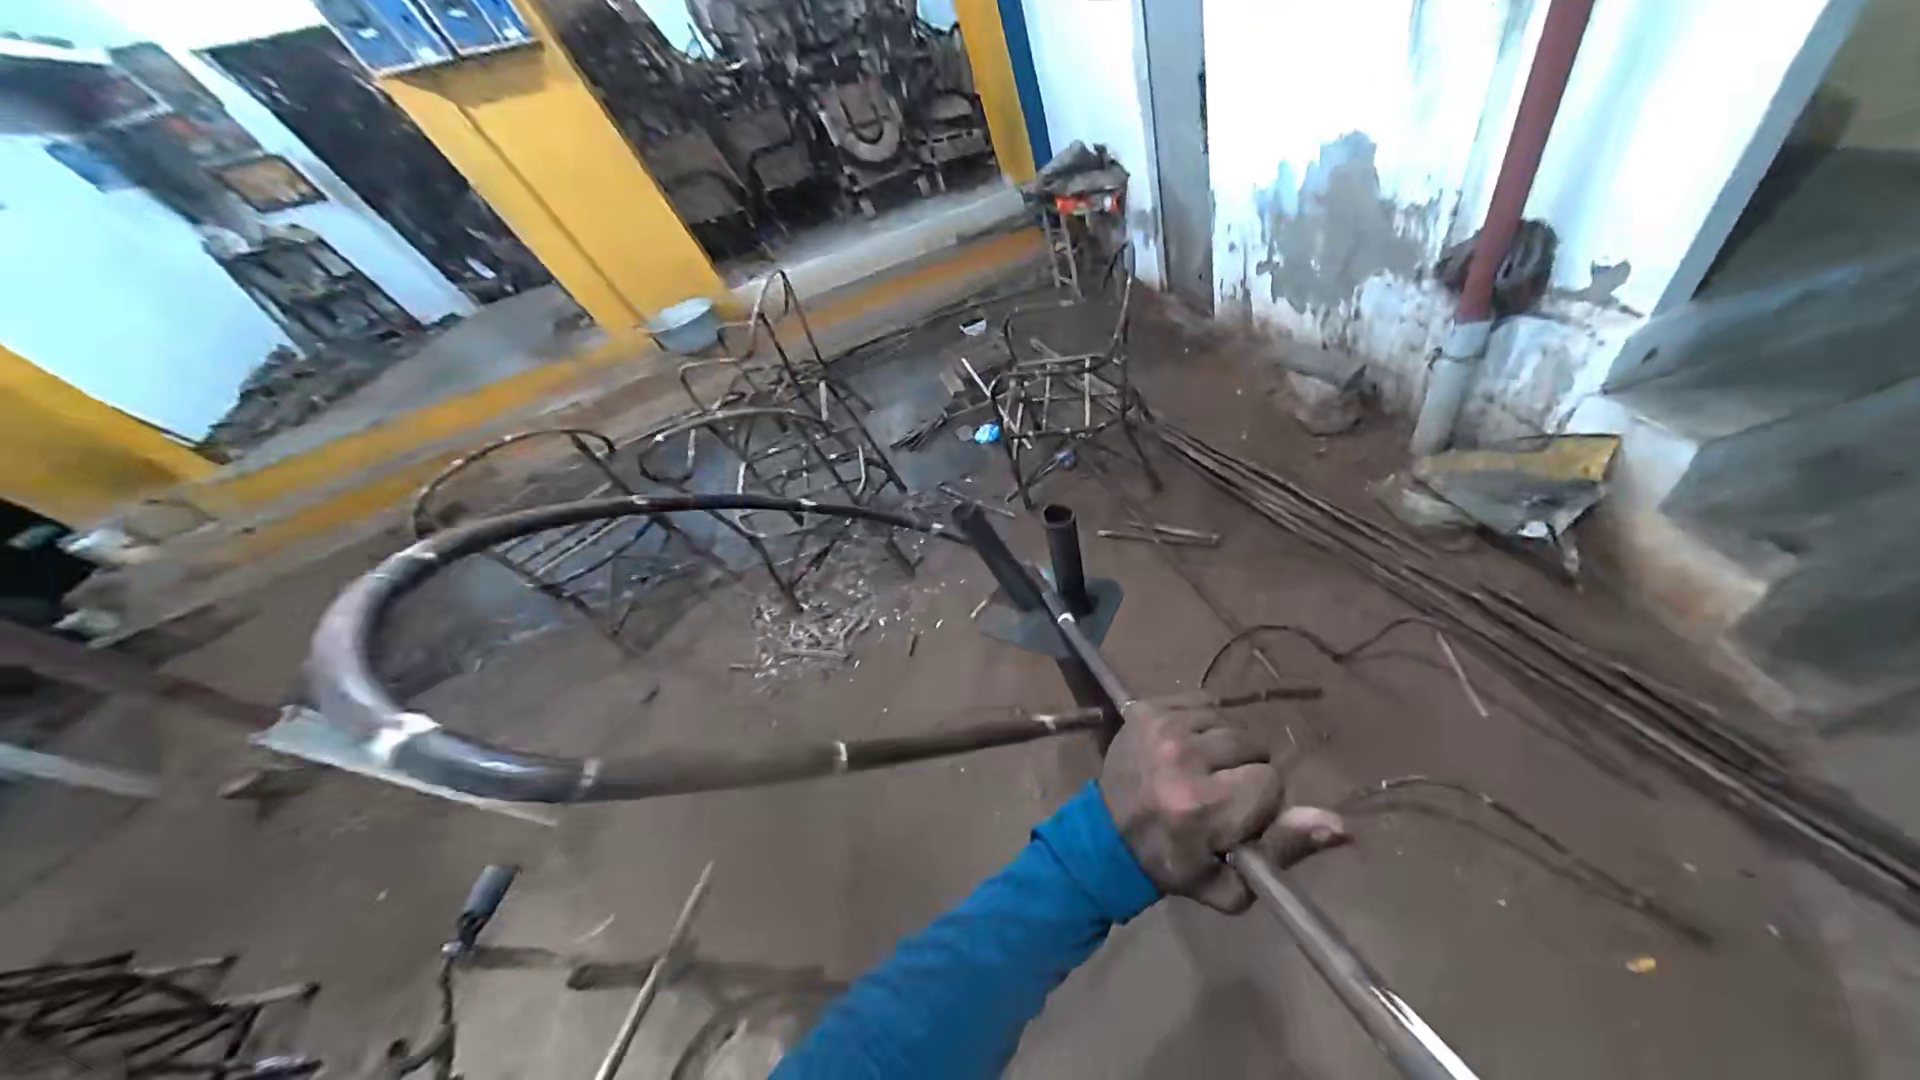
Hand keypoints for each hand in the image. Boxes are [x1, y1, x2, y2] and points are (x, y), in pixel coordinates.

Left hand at [1101, 696, 1347, 912]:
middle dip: (1243, 770)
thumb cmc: (1174, 864)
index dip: (1261, 801)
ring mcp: (1160, 726)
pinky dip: (1201, 724)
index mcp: (1203, 803)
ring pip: (1227, 722)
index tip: (1236, 816)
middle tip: (1215, 793)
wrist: (1107, 837)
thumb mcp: (1233, 883)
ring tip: (1197, 771)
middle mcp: (1182, 756)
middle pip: (1251, 745)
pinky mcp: (1145, 709)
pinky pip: (1200, 702)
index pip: (1271, 781)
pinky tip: (1184, 748)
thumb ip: (1285, 849)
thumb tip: (1339, 823)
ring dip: (1221, 746)